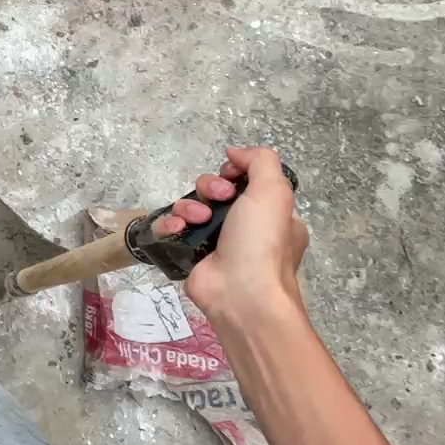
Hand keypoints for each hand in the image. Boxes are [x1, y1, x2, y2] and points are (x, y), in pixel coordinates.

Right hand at [150, 146, 307, 328]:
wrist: (241, 293)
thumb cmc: (262, 243)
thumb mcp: (274, 193)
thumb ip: (260, 162)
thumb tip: (235, 151)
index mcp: (271, 216)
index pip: (246, 182)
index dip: (234, 173)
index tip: (232, 178)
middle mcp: (245, 228)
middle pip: (214, 191)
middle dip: (208, 188)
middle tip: (216, 200)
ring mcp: (217, 242)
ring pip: (191, 207)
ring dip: (188, 207)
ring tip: (195, 221)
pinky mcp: (191, 253)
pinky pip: (173, 228)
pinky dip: (170, 225)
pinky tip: (176, 230)